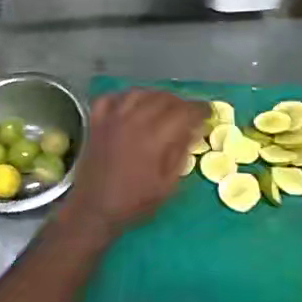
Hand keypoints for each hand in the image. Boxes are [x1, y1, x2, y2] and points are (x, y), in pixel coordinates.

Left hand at [58, 89, 205, 238]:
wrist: (94, 208)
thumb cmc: (134, 202)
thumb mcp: (168, 184)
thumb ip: (181, 152)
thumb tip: (193, 130)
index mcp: (154, 137)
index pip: (184, 111)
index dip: (200, 110)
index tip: (208, 113)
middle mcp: (132, 121)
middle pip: (162, 98)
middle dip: (180, 103)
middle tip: (188, 113)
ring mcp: (111, 120)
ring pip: (137, 93)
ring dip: (154, 96)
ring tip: (163, 107)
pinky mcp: (95, 123)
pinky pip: (110, 98)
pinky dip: (124, 97)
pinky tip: (131, 106)